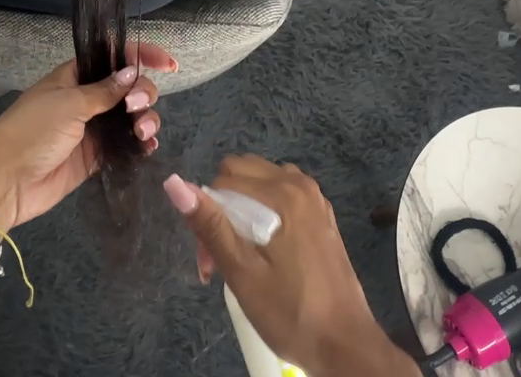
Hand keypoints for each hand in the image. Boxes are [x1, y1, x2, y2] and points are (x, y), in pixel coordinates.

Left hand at [0, 44, 174, 228]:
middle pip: (129, 88)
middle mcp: (86, 98)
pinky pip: (125, 146)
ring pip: (132, 117)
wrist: (5, 182)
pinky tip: (147, 148)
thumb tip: (132, 72)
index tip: (169, 63)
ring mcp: (92, 128)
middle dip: (143, 94)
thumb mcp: (68, 104)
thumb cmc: (32, 131)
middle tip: (136, 109)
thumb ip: (104, 91)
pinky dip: (140, 145)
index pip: (114, 57)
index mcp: (75, 75)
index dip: (141, 56)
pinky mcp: (95, 157)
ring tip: (142, 134)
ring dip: (145, 120)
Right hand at [166, 157, 416, 376]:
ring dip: (243, 209)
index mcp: (282, 192)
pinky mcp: (321, 215)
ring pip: (259, 183)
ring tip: (242, 256)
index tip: (210, 261)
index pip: (223, 180)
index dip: (208, 216)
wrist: (346, 346)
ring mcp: (314, 198)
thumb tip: (175, 182)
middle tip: (222, 260)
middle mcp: (300, 184)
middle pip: (241, 175)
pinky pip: (281, 195)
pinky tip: (267, 249)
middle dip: (224, 210)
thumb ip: (210, 225)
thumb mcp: (242, 273)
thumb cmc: (290, 312)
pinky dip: (265, 212)